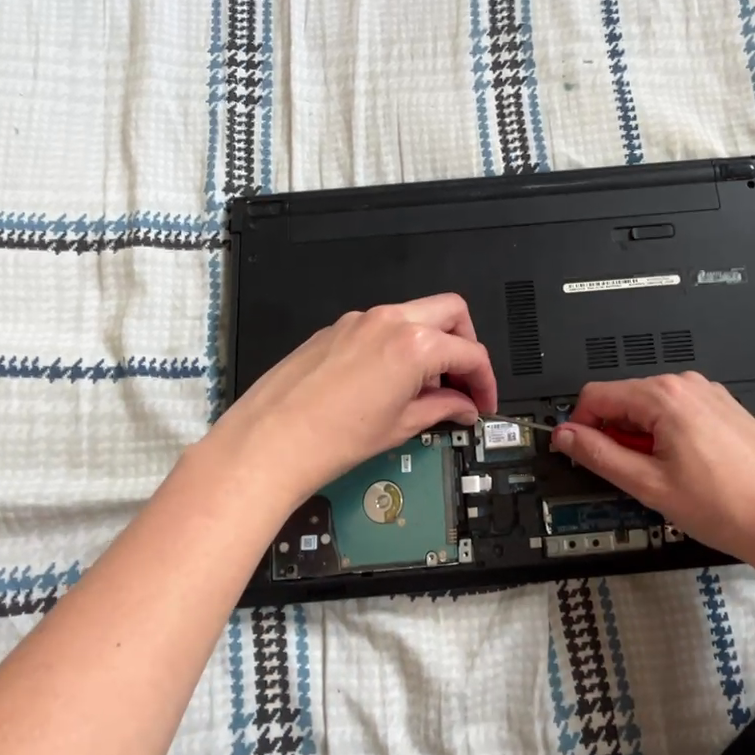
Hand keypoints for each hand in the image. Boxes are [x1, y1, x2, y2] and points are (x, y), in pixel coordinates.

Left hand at [212, 293, 498, 503]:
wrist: (269, 442)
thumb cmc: (332, 439)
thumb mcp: (401, 427)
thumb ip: (442, 408)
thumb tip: (462, 406)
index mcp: (414, 344)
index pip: (470, 352)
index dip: (485, 381)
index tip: (483, 403)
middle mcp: (390, 320)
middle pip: (451, 312)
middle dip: (466, 343)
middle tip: (464, 381)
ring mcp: (360, 320)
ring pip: (415, 314)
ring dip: (432, 342)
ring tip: (425, 389)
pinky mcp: (335, 329)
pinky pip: (382, 325)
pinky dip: (399, 344)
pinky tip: (389, 382)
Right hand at [551, 372, 754, 569]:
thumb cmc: (728, 506)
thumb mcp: (648, 485)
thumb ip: (598, 455)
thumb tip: (567, 437)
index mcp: (665, 396)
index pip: (596, 395)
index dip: (579, 424)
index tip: (578, 451)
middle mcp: (687, 385)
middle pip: (624, 398)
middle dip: (614, 433)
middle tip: (627, 474)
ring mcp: (710, 395)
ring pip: (651, 407)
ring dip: (641, 437)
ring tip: (662, 477)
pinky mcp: (724, 409)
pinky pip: (678, 412)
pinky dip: (667, 435)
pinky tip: (684, 470)